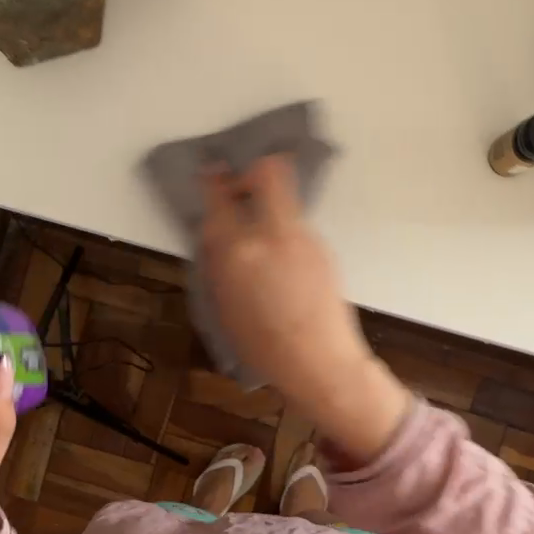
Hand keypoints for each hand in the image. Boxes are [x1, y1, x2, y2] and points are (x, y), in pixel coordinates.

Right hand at [199, 155, 409, 461]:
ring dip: (270, 207)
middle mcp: (270, 235)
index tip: (211, 174)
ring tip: (264, 236)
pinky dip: (286, 235)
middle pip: (268, 172)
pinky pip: (297, 228)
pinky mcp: (322, 248)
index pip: (219, 198)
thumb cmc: (262, 347)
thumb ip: (221, 265)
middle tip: (244, 187)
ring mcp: (301, 238)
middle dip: (254, 172)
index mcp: (236, 253)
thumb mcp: (226, 308)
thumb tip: (218, 238)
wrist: (317, 361)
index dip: (213, 181)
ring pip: (285, 200)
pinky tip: (284, 267)